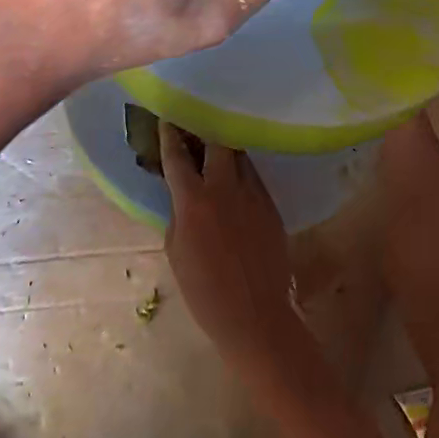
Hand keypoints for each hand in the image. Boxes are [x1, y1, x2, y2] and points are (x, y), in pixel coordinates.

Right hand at [159, 122, 303, 370]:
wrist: (256, 318)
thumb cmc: (204, 290)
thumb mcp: (175, 248)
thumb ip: (177, 214)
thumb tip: (182, 197)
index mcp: (194, 201)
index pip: (178, 157)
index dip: (170, 135)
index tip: (166, 119)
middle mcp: (225, 190)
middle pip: (217, 144)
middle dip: (204, 133)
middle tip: (195, 130)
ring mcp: (253, 198)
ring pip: (240, 158)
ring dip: (225, 151)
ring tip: (215, 151)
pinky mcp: (272, 210)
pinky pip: (254, 180)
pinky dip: (241, 174)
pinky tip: (234, 182)